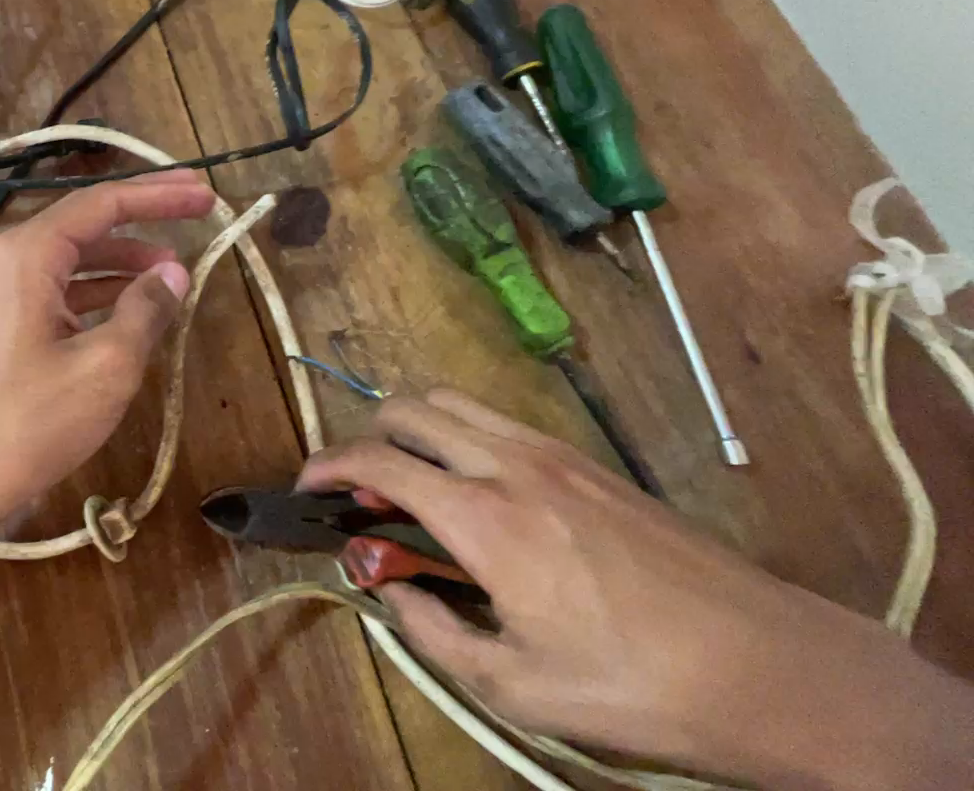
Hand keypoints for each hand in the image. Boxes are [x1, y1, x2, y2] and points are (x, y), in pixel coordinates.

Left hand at [0, 171, 212, 529]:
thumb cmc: (29, 423)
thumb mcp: (105, 367)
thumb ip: (145, 310)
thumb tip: (173, 271)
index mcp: (26, 254)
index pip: (102, 203)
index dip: (159, 195)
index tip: (204, 195)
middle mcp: (1, 260)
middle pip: (81, 226)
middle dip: (141, 224)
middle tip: (196, 222)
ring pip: (64, 261)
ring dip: (117, 264)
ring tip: (170, 276)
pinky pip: (46, 292)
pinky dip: (88, 295)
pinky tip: (122, 313)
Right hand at [298, 390, 973, 788]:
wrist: (781, 669)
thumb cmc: (639, 686)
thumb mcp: (517, 687)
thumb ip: (430, 631)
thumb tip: (390, 593)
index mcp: (483, 518)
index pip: (375, 461)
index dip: (326, 467)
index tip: (306, 489)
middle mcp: (509, 465)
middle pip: (407, 410)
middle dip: (365, 441)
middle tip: (365, 498)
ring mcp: (553, 453)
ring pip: (452, 402)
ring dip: (413, 431)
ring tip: (416, 487)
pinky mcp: (588, 460)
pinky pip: (497, 420)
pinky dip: (460, 437)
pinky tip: (478, 493)